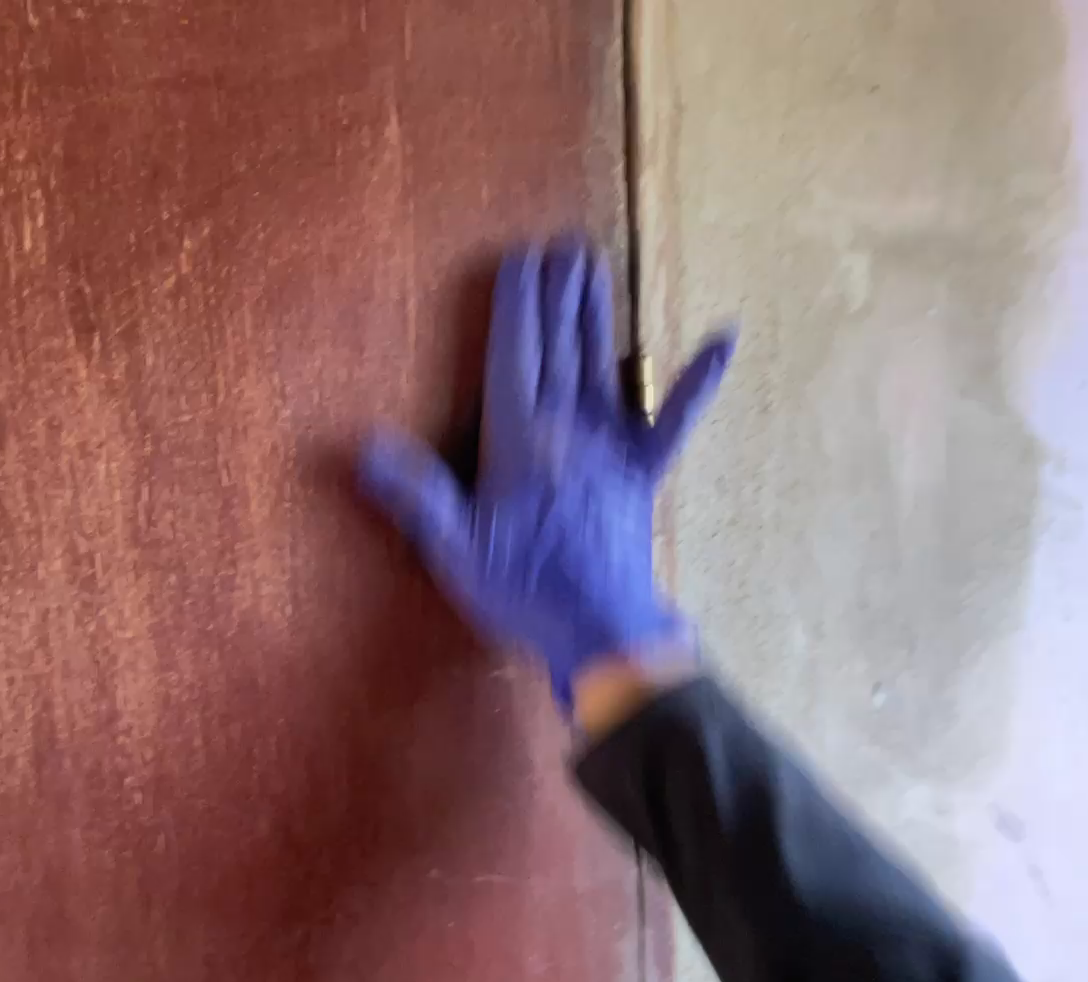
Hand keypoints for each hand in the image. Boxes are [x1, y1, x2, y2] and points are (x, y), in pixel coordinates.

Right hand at [358, 239, 731, 703]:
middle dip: (558, 295)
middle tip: (561, 246)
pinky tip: (721, 340)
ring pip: (605, 367)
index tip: (517, 261)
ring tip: (594, 267)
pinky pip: (672, 422)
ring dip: (600, 314)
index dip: (515, 307)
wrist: (600, 630)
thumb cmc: (520, 587)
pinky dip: (696, 383)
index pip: (514, 358)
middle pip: (562, 349)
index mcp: (520, 441)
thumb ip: (415, 492)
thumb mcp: (453, 546)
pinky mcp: (642, 474)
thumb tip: (365, 446)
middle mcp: (570, 430)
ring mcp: (614, 449)